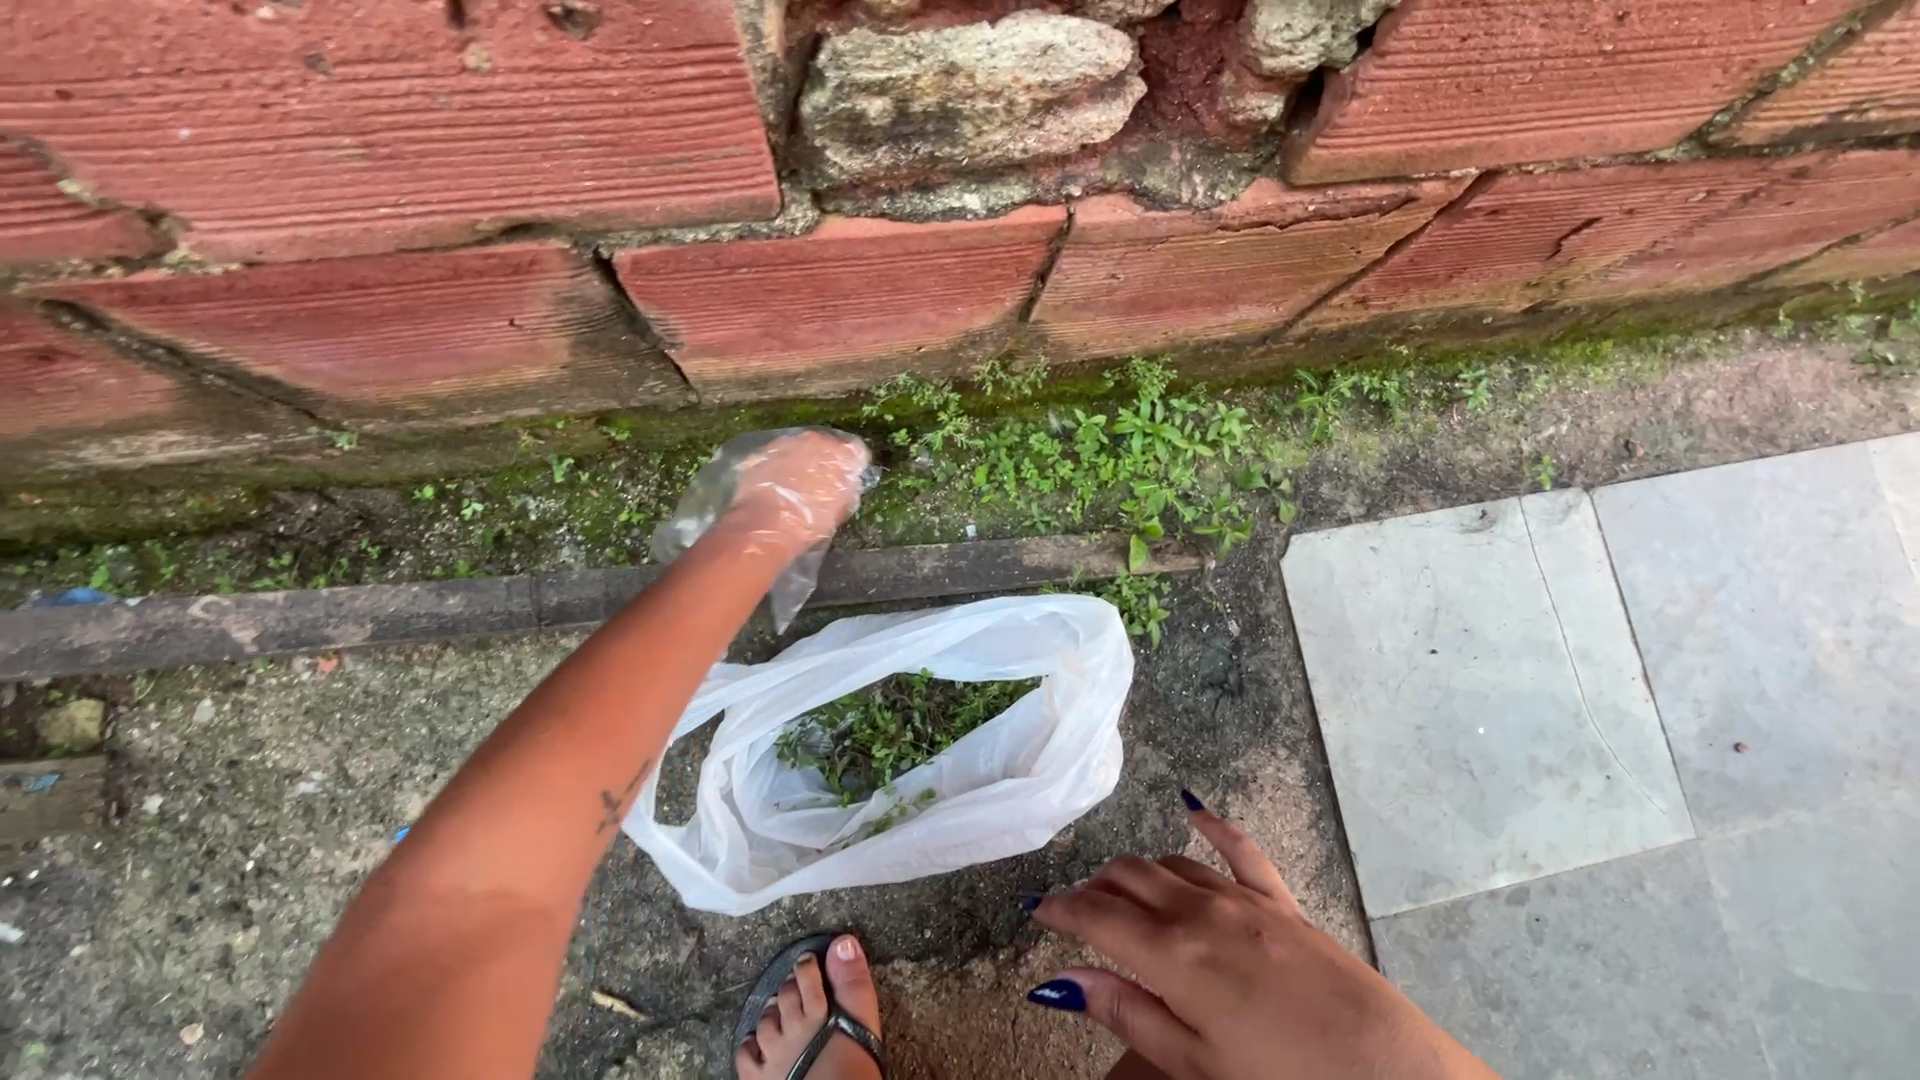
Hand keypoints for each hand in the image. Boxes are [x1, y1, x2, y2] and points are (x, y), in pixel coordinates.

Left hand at [725, 429, 871, 550]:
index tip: (848, 478)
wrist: (768, 524)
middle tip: (819, 481)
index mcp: (843, 453)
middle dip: (824, 459)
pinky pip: (776, 456)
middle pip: (825, 444)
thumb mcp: (841, 509)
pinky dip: (776, 466)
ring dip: (799, 461)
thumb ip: (846, 490)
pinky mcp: (762, 451)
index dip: (852, 466)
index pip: (856, 451)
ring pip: (798, 447)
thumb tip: (845, 485)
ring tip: (794, 484)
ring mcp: (787, 442)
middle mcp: (816, 439)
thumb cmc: (812, 521)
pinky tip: (773, 486)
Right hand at [1028, 804, 1497, 1079]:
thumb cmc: (1278, 1076)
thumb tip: (1058, 982)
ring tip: (1120, 888)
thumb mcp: (1191, 1059)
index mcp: (1169, 953)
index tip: (1037, 910)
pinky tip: (1191, 806)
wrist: (1383, 1070)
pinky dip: (1210, 823)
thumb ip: (1123, 1010)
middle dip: (1092, 887)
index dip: (1059, 909)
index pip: (1094, 915)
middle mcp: (1196, 910)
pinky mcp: (1279, 899)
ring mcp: (1240, 897)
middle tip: (1077, 909)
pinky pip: (1238, 846)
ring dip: (1135, 870)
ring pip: (1168, 861)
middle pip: (1125, 876)